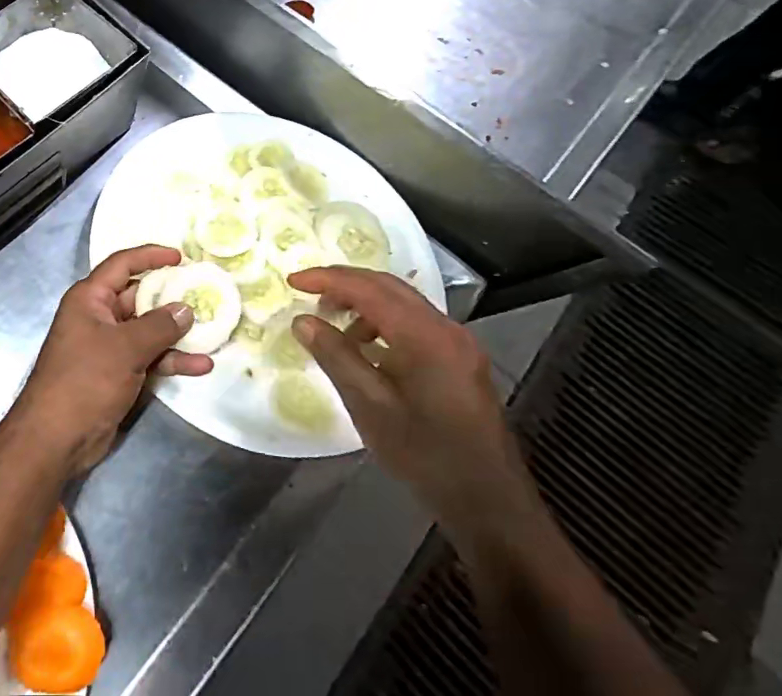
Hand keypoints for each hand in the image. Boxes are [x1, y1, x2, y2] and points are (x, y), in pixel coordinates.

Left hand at [8, 246, 214, 474]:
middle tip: (207, 295)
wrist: (58, 436)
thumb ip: (158, 326)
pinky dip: (171, 360)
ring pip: (148, 330)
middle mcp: (98, 316)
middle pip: (139, 297)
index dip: (149, 256)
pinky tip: (201, 365)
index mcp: (89, 298)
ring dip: (177, 333)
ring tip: (214, 331)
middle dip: (171, 297)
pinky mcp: (117, 372)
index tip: (181, 257)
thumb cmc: (85, 379)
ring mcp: (108, 346)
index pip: (121, 265)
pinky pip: (149, 357)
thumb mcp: (125, 347)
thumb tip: (185, 309)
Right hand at [287, 267, 536, 529]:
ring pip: (403, 304)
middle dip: (344, 284)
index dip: (327, 279)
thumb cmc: (424, 454)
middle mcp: (447, 330)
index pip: (369, 289)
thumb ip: (335, 356)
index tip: (292, 282)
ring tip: (331, 325)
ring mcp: (459, 345)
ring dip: (363, 303)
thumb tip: (302, 321)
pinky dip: (383, 323)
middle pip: (389, 287)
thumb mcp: (369, 405)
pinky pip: (415, 324)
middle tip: (307, 293)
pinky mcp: (461, 361)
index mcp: (426, 336)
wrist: (488, 502)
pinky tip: (364, 348)